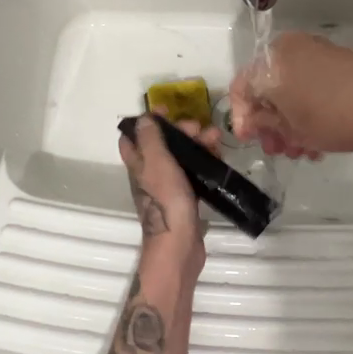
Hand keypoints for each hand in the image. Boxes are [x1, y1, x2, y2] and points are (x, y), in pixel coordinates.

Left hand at [117, 111, 219, 245]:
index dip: (147, 121)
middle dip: (181, 131)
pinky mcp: (185, 199)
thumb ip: (150, 138)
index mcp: (138, 164)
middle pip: (163, 144)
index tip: (168, 110)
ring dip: (197, 145)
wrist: (179, 243)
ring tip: (217, 139)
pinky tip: (219, 160)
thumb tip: (143, 118)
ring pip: (180, 158)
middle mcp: (150, 174)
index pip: (133, 137)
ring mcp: (167, 187)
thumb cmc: (166, 200)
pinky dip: (204, 164)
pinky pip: (193, 174)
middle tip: (200, 128)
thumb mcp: (157, 163)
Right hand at [229, 32, 352, 156]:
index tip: (250, 141)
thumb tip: (249, 121)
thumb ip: (263, 123)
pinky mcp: (337, 62)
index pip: (242, 86)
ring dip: (290, 123)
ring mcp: (316, 53)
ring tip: (302, 150)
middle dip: (269, 123)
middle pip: (266, 88)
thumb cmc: (333, 117)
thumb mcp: (291, 128)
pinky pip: (310, 86)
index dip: (242, 117)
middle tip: (278, 150)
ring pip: (290, 91)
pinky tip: (317, 140)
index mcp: (271, 59)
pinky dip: (307, 111)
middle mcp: (290, 48)